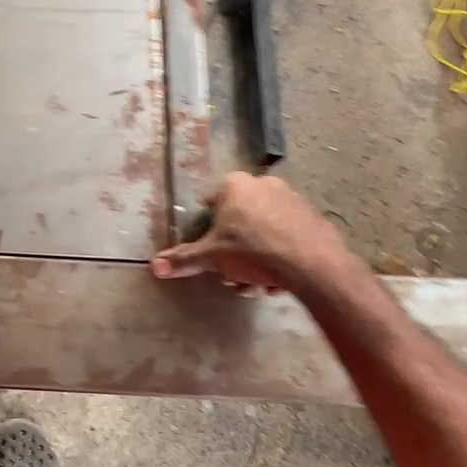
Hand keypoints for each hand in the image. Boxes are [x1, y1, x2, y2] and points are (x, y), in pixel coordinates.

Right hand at [151, 171, 358, 291]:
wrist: (312, 264)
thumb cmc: (253, 251)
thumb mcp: (212, 257)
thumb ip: (184, 259)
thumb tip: (154, 267)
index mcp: (234, 185)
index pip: (211, 206)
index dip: (209, 233)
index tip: (214, 255)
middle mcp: (263, 183)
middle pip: (239, 221)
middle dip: (235, 250)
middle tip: (236, 275)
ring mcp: (292, 197)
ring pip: (264, 230)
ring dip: (258, 257)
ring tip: (259, 283)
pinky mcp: (313, 215)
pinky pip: (288, 235)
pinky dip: (281, 254)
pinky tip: (281, 279)